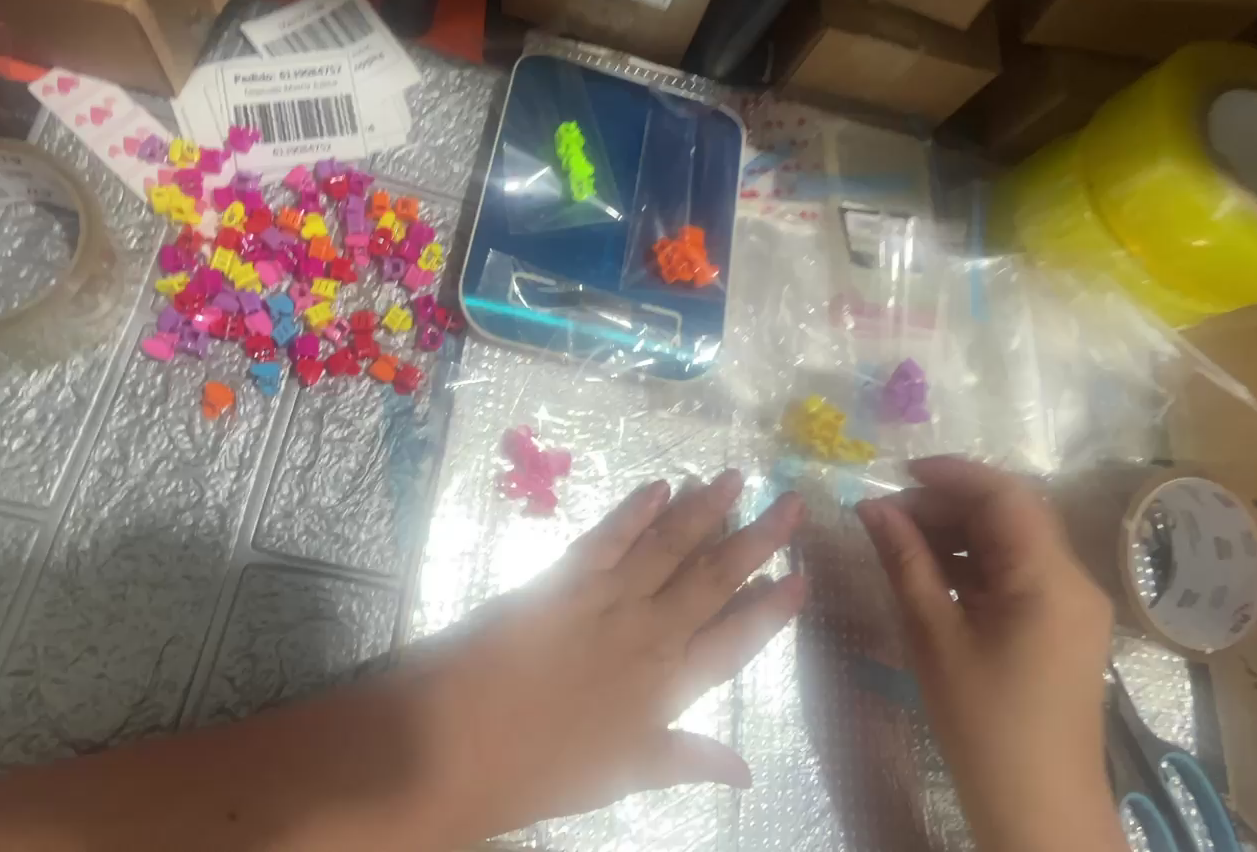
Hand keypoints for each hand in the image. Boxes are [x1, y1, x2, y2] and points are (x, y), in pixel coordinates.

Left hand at [392, 470, 804, 845]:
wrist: (454, 742)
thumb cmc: (539, 770)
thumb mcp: (619, 776)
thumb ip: (684, 761)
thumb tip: (747, 771)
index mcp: (665, 689)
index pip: (736, 641)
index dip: (772, 608)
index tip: (803, 574)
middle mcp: (647, 635)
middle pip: (713, 579)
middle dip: (756, 539)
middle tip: (791, 504)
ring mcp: (605, 600)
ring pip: (668, 546)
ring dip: (704, 510)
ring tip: (735, 479)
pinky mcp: (564, 577)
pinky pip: (609, 536)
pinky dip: (635, 509)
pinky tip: (659, 485)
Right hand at [855, 457, 1123, 851]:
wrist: (1038, 806)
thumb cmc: (983, 720)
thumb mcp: (933, 634)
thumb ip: (904, 560)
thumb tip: (872, 506)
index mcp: (1050, 580)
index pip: (1005, 496)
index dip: (952, 473)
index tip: (896, 473)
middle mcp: (1073, 582)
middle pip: (1008, 515)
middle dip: (944, 505)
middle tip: (884, 517)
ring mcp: (1071, 604)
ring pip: (1009, 541)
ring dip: (954, 532)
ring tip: (898, 543)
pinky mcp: (1059, 624)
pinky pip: (1014, 572)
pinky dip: (970, 561)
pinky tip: (929, 573)